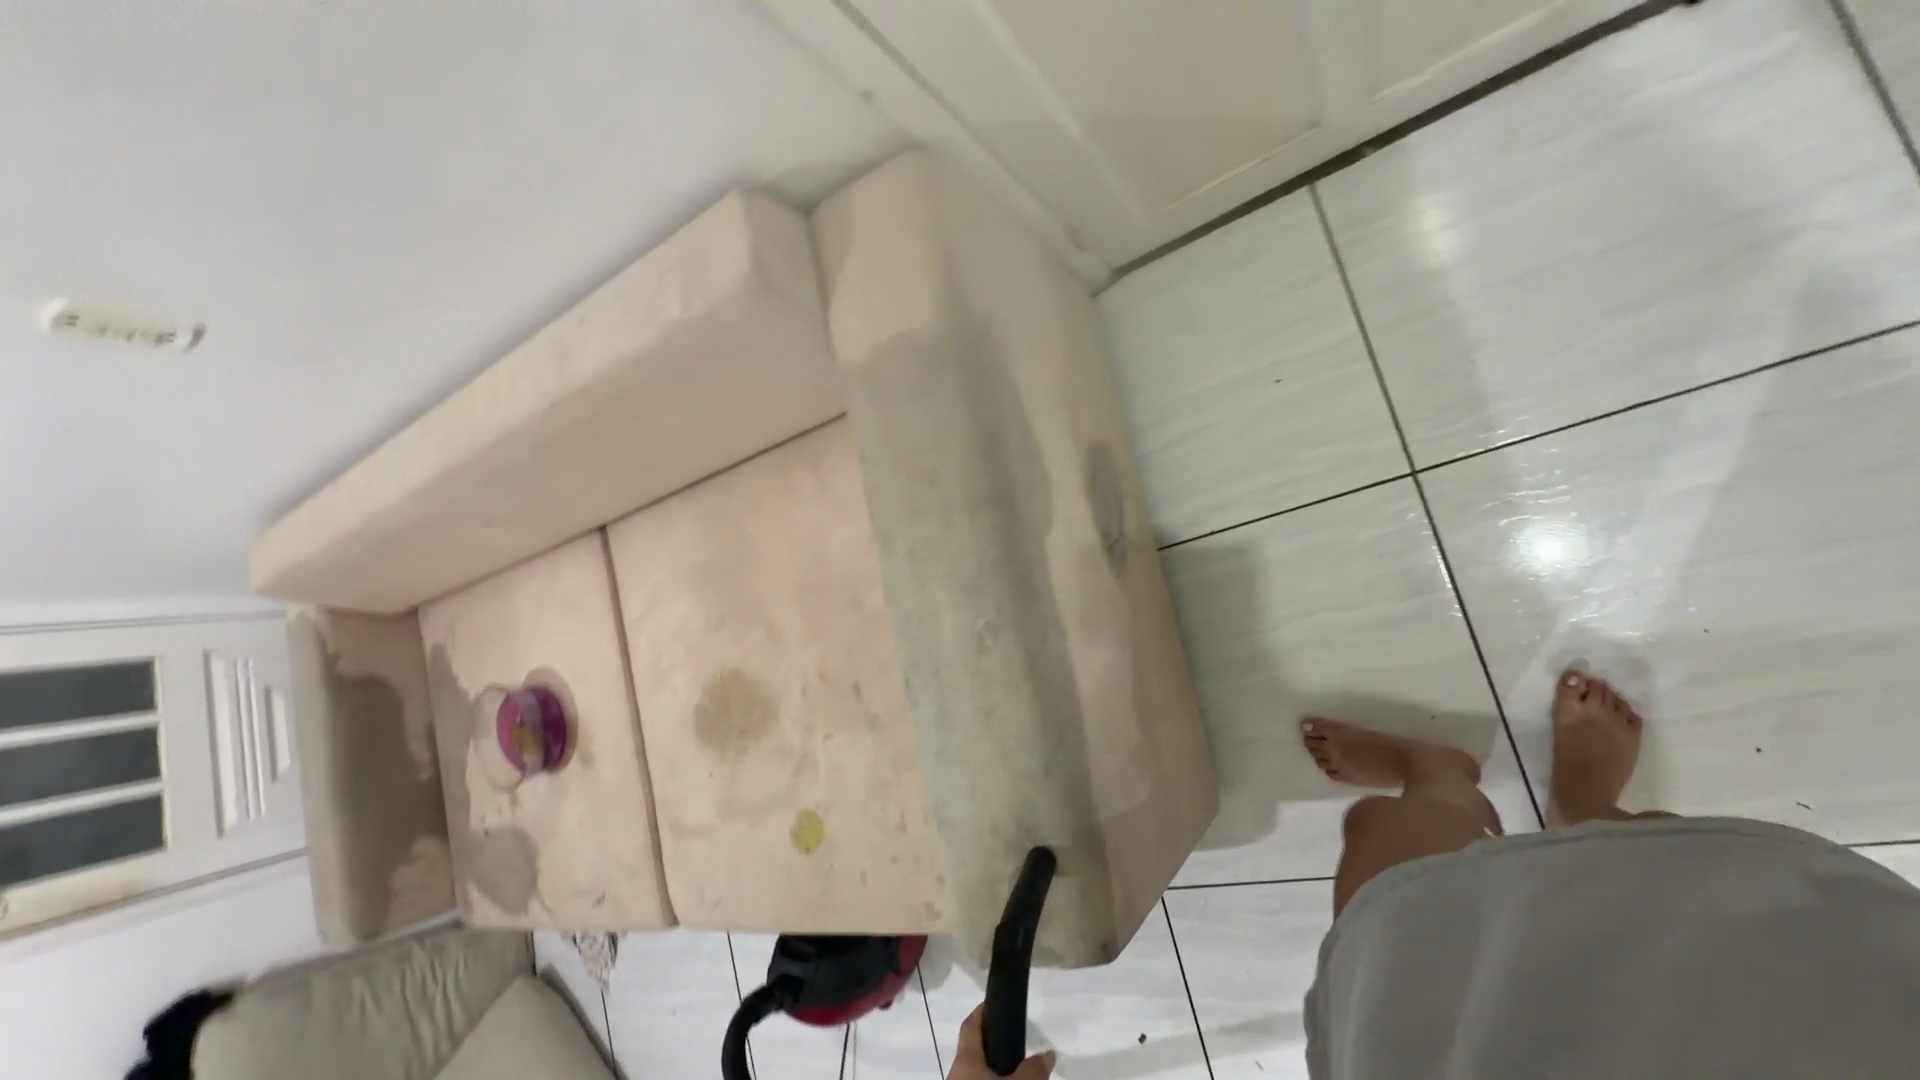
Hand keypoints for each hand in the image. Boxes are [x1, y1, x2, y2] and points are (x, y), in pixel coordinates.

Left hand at [947, 1004, 1056, 1078]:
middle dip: (996, 1048)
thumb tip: (1049, 1053)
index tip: (996, 1003)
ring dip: (998, 1072)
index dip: (981, 1012)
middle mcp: (957, 1075)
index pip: (969, 1026)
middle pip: (974, 1053)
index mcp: (965, 1062)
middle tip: (1021, 1045)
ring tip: (1025, 1074)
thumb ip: (1033, 1071)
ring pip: (979, 1075)